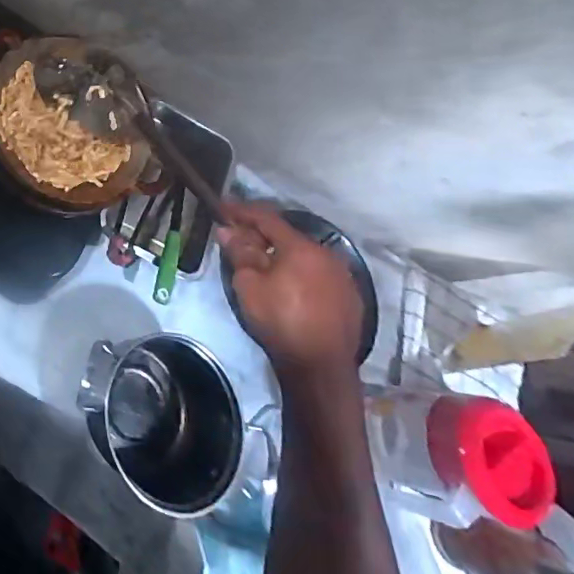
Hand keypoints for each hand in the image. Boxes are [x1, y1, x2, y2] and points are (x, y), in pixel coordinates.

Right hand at [217, 201, 362, 376]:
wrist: (320, 367)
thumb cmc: (280, 321)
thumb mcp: (249, 286)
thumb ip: (240, 253)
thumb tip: (228, 231)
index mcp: (301, 247)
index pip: (267, 218)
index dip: (242, 211)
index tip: (223, 207)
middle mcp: (327, 254)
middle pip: (288, 236)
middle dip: (261, 234)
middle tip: (239, 237)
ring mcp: (342, 276)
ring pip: (306, 255)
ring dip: (283, 254)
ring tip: (263, 262)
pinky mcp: (350, 297)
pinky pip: (319, 274)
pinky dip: (301, 272)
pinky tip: (290, 286)